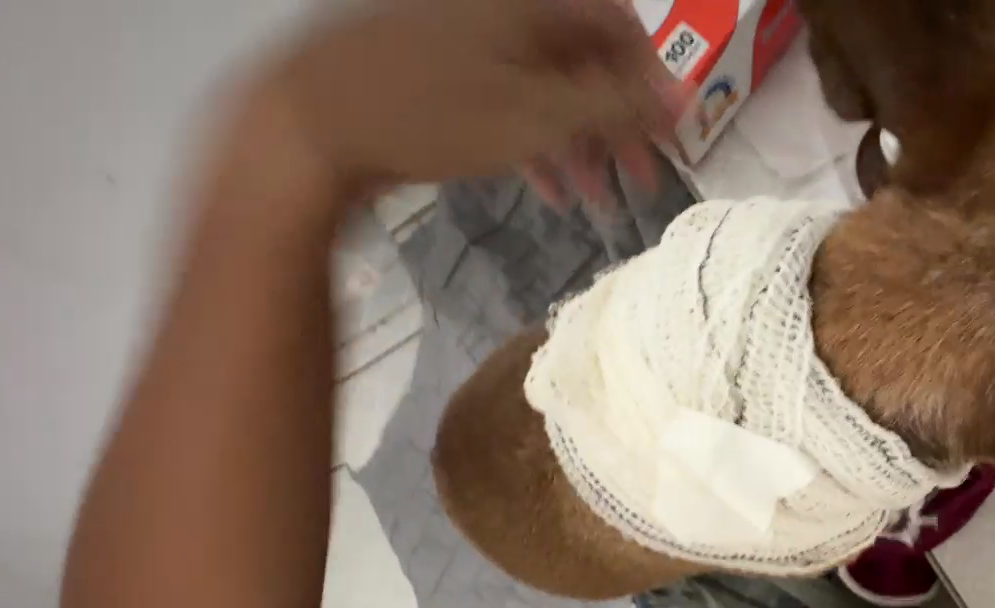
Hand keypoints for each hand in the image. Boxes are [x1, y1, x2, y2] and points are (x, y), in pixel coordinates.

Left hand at [249, 0, 684, 201]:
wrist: (311, 124)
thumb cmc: (431, 115)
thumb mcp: (540, 116)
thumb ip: (617, 105)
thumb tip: (683, 95)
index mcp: (528, 6)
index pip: (619, 27)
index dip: (652, 81)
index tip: (665, 136)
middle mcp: (502, 13)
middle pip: (587, 63)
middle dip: (619, 126)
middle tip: (639, 181)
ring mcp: (469, 43)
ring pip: (550, 90)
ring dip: (582, 146)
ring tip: (597, 201)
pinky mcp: (443, 76)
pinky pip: (512, 104)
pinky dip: (539, 145)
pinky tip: (549, 190)